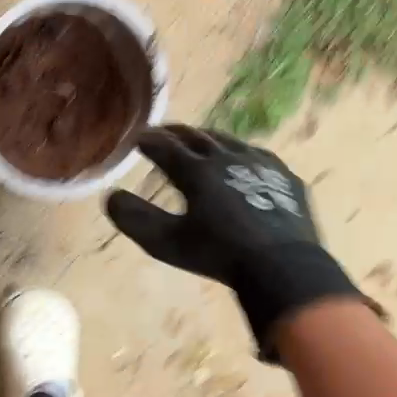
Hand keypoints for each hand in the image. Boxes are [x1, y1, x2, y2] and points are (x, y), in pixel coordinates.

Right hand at [106, 125, 371, 359]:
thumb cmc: (216, 254)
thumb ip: (133, 218)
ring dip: (209, 138)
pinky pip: (258, 155)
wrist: (282, 265)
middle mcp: (228, 159)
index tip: (136, 137)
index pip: (166, 148)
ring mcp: (262, 165)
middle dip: (176, 133)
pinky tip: (242, 159)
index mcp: (197, 172)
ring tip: (198, 139)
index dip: (149, 141)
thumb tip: (111, 195)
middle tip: (162, 131)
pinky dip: (240, 152)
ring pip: (230, 142)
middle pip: (198, 137)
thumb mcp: (164, 242)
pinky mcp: (285, 178)